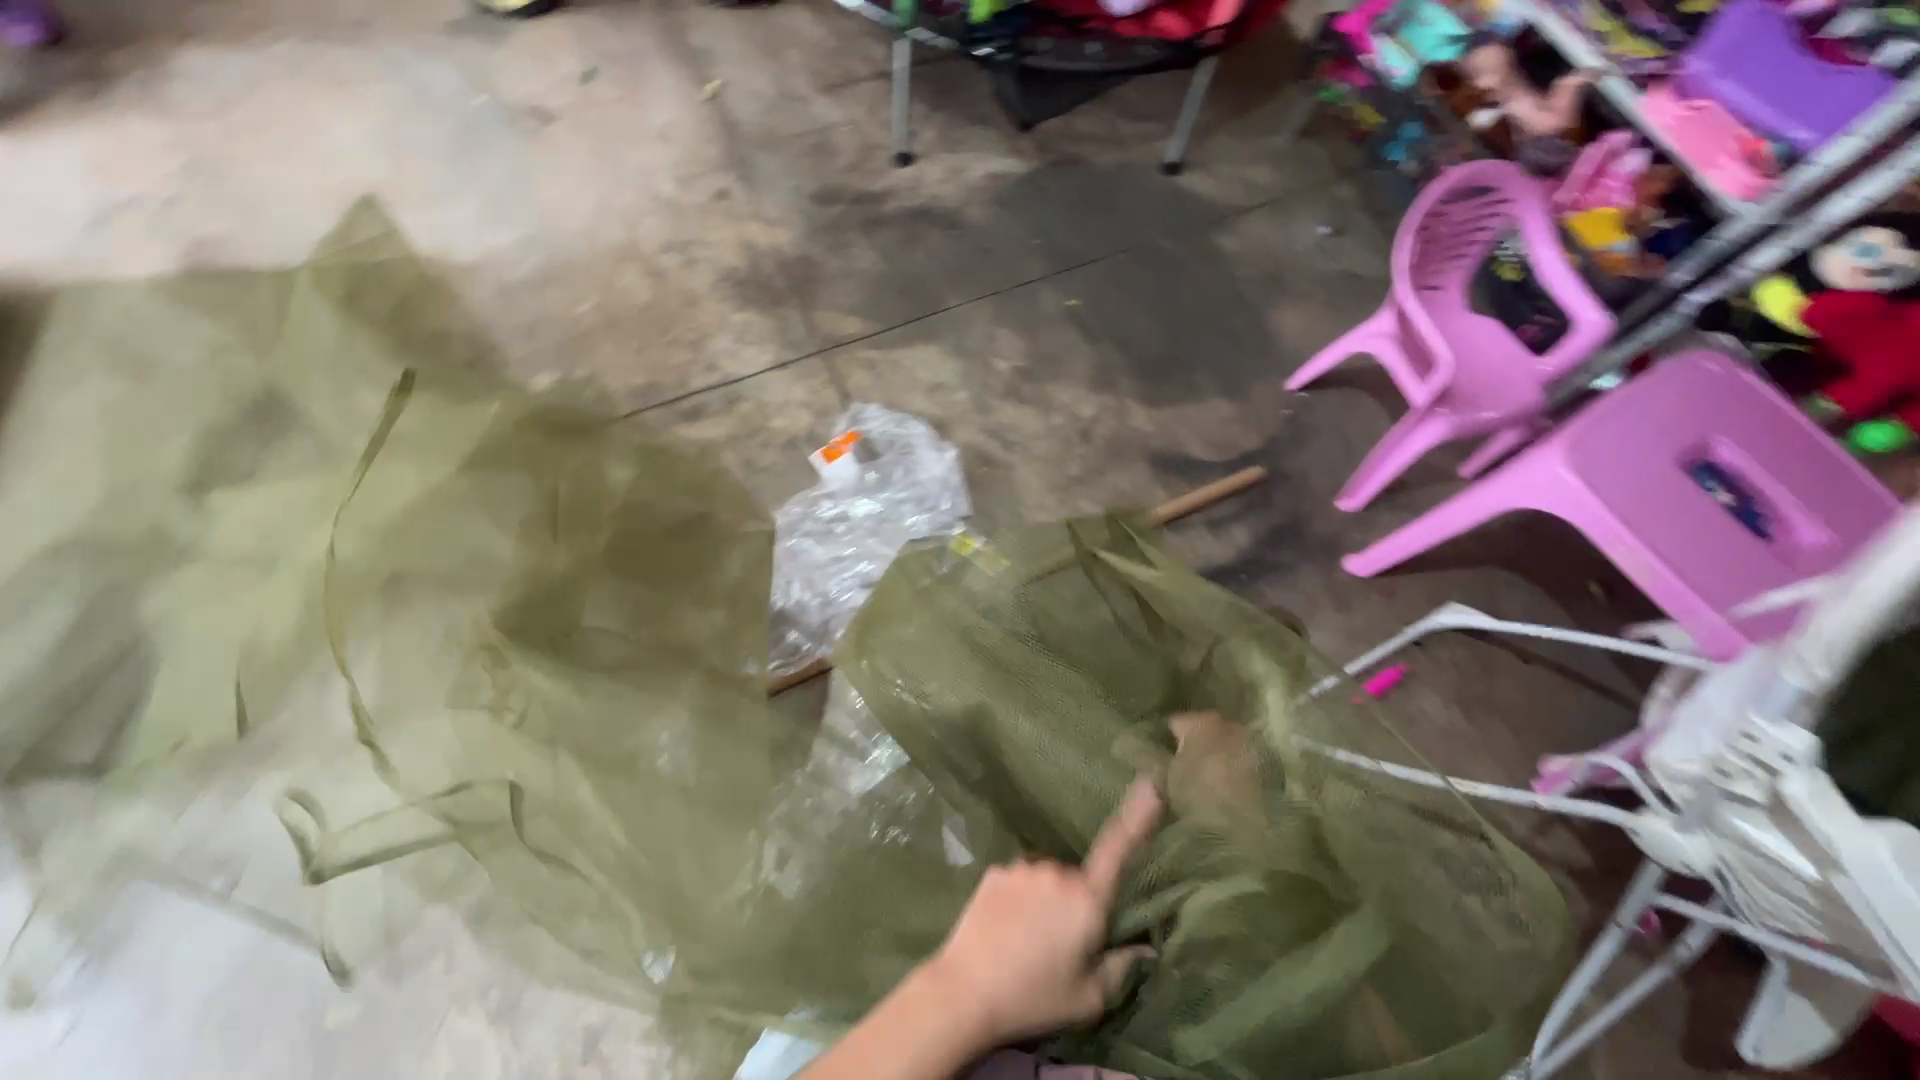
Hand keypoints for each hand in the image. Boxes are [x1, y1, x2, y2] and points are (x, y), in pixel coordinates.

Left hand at [923, 778, 1162, 1047]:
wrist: (965, 991)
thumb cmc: (1034, 997)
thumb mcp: (1089, 998)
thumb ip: (1122, 968)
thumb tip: (1146, 948)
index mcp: (1088, 898)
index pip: (1119, 849)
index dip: (1138, 816)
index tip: (1150, 783)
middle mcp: (1057, 871)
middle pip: (1079, 879)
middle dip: (1078, 901)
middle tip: (1063, 945)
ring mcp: (1022, 868)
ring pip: (1048, 879)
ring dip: (1047, 899)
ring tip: (1029, 941)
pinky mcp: (994, 872)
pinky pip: (1020, 881)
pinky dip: (1020, 898)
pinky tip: (1007, 929)